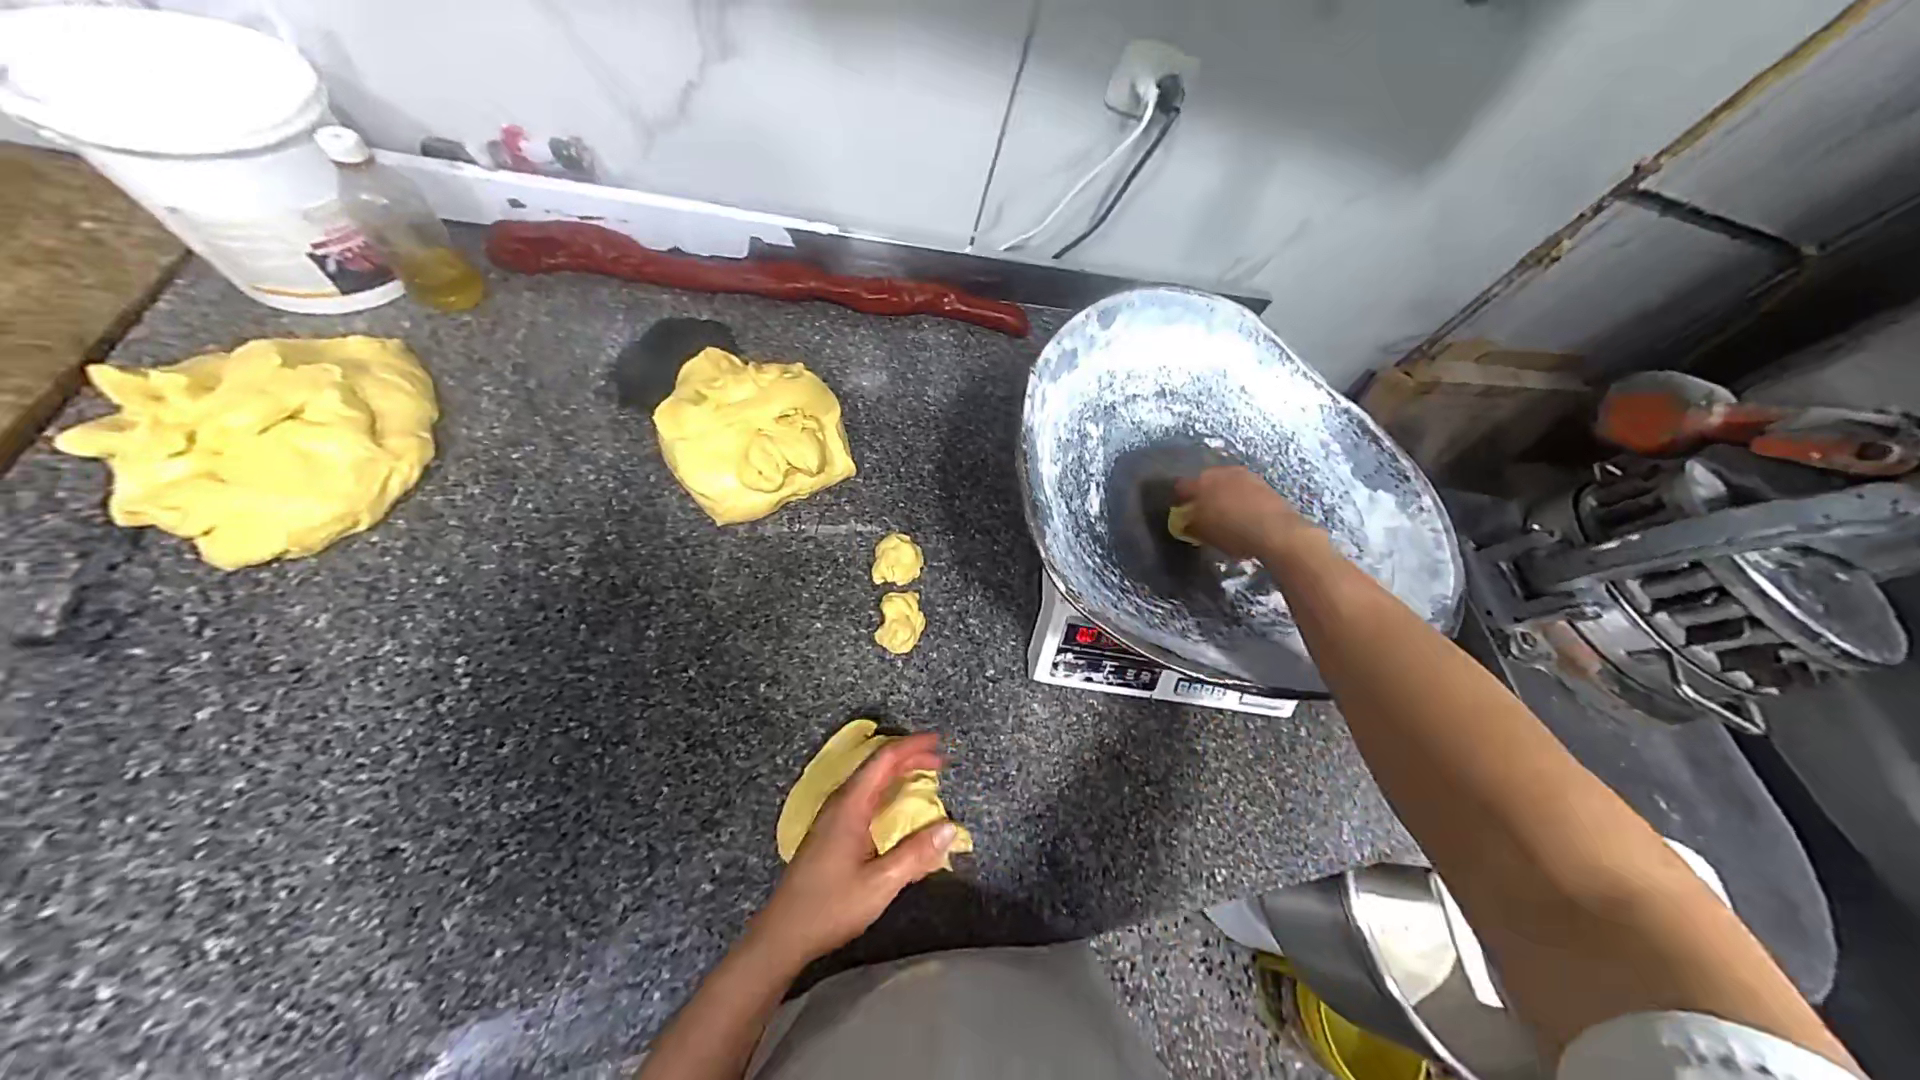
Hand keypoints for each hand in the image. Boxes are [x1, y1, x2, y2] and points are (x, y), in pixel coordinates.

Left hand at [747, 733, 959, 970]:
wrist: (783, 934)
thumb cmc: (831, 906)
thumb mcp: (880, 883)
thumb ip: (916, 854)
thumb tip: (950, 828)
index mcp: (850, 806)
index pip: (883, 760)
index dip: (912, 747)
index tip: (939, 742)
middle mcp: (840, 803)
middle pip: (876, 766)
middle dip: (909, 757)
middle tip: (940, 760)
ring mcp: (833, 817)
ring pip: (869, 780)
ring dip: (898, 773)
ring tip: (924, 775)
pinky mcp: (831, 832)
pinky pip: (864, 796)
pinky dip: (887, 790)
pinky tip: (897, 805)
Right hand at [1172, 466, 1324, 560]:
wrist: (1276, 531)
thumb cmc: (1232, 532)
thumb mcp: (1204, 534)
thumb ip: (1190, 525)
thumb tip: (1185, 521)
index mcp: (1200, 483)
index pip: (1181, 487)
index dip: (1179, 499)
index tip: (1182, 512)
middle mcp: (1221, 473)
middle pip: (1204, 480)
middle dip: (1202, 493)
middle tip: (1204, 511)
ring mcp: (1244, 475)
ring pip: (1226, 482)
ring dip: (1223, 493)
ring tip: (1226, 511)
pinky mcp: (1263, 482)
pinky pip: (1243, 487)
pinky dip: (1240, 496)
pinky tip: (1244, 512)